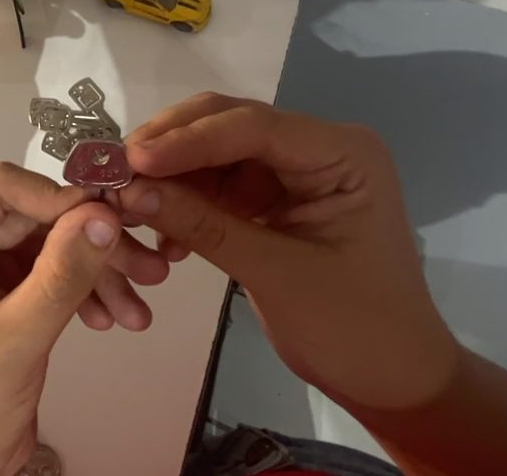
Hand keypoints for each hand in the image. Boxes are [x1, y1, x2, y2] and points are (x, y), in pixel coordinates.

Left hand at [0, 162, 169, 475]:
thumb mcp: (12, 339)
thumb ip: (59, 275)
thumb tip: (100, 217)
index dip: (55, 197)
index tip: (108, 216)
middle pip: (34, 213)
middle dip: (90, 239)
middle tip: (143, 262)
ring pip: (53, 239)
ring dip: (99, 268)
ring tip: (136, 304)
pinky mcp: (8, 286)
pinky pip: (57, 268)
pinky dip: (89, 288)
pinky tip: (113, 315)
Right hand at [115, 93, 460, 410]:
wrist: (391, 383)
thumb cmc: (356, 330)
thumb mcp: (278, 275)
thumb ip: (203, 225)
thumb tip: (130, 189)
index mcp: (341, 153)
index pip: (252, 126)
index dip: (188, 139)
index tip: (134, 159)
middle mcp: (313, 146)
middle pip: (225, 123)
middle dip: (169, 145)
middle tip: (115, 169)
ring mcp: (287, 168)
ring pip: (208, 148)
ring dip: (166, 171)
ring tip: (124, 195)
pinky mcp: (265, 192)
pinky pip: (209, 179)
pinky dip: (179, 197)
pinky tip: (154, 223)